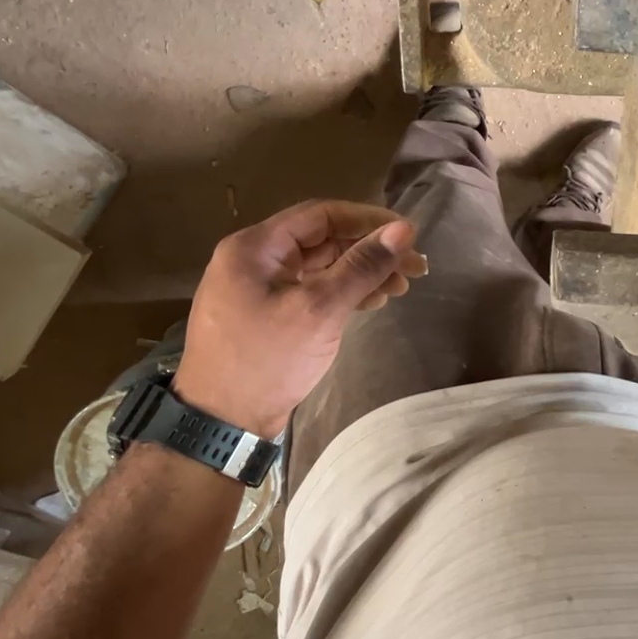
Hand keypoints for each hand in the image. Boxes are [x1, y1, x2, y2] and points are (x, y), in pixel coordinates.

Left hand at [172, 200, 426, 436]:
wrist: (222, 423)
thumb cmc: (267, 360)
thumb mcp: (320, 309)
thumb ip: (362, 266)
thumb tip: (404, 230)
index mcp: (255, 247)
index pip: (321, 215)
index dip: (369, 221)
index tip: (409, 236)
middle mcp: (255, 259)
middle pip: (324, 240)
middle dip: (371, 251)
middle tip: (415, 268)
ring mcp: (261, 289)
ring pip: (322, 266)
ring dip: (363, 273)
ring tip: (401, 289)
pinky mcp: (270, 315)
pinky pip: (314, 289)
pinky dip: (345, 292)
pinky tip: (373, 302)